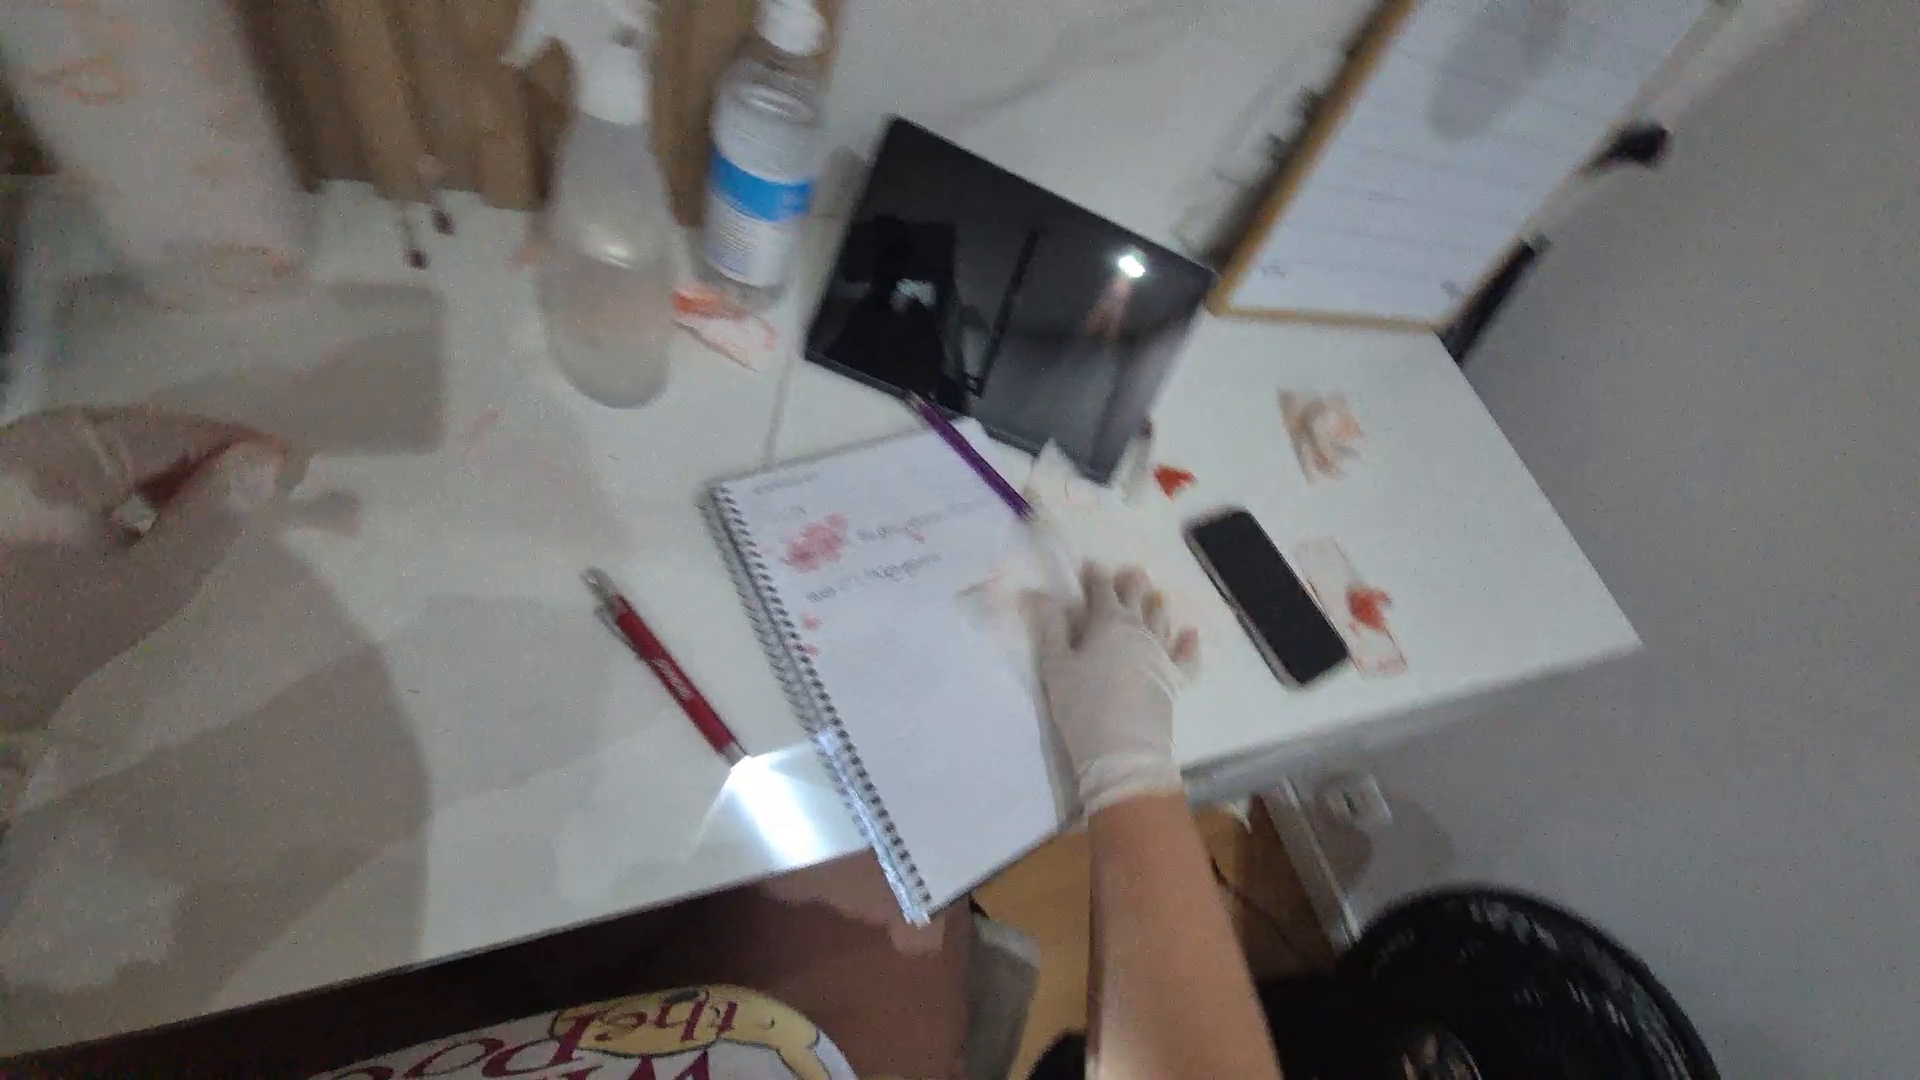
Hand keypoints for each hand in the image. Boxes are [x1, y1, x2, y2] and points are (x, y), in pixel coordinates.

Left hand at [1, 407, 292, 793]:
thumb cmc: (62, 631)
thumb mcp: (157, 577)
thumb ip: (215, 512)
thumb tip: (269, 459)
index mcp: (54, 464)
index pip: (168, 431)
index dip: (238, 442)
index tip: (294, 463)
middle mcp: (14, 445)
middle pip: (130, 427)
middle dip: (202, 447)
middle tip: (262, 478)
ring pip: (100, 438)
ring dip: (164, 458)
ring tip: (210, 494)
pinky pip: (67, 454)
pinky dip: (121, 468)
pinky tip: (148, 501)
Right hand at [1027, 563, 1199, 814]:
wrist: (1122, 750)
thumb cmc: (1081, 705)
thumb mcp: (1054, 665)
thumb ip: (1049, 626)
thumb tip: (1038, 592)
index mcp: (1107, 623)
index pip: (1101, 590)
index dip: (1095, 576)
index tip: (1090, 565)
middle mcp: (1138, 631)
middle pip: (1136, 599)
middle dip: (1130, 583)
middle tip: (1129, 571)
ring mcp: (1160, 655)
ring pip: (1161, 621)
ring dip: (1157, 605)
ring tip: (1157, 595)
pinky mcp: (1174, 681)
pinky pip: (1186, 658)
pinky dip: (1189, 644)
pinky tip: (1191, 633)